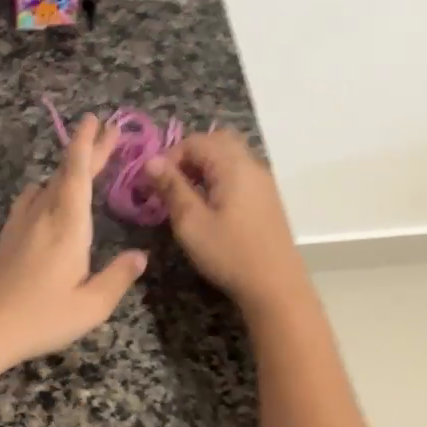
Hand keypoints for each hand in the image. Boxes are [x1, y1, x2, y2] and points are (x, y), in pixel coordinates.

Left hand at [0, 116, 148, 365]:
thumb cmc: (42, 318)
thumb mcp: (91, 305)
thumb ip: (118, 277)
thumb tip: (139, 257)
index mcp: (68, 226)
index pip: (79, 173)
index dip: (88, 145)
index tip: (97, 121)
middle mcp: (42, 217)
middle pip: (64, 175)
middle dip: (85, 151)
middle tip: (103, 132)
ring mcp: (20, 227)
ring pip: (44, 187)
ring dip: (64, 173)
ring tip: (80, 168)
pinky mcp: (6, 241)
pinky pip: (29, 203)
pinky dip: (45, 191)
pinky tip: (44, 200)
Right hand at [144, 130, 308, 312]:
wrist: (275, 285)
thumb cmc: (229, 254)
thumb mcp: (190, 223)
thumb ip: (171, 188)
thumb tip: (150, 161)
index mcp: (232, 165)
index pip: (195, 141)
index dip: (169, 157)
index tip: (154, 183)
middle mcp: (251, 165)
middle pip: (217, 141)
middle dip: (189, 156)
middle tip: (171, 183)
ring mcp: (263, 181)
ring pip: (230, 156)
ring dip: (205, 167)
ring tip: (187, 196)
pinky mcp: (267, 198)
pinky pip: (240, 174)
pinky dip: (220, 179)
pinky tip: (210, 206)